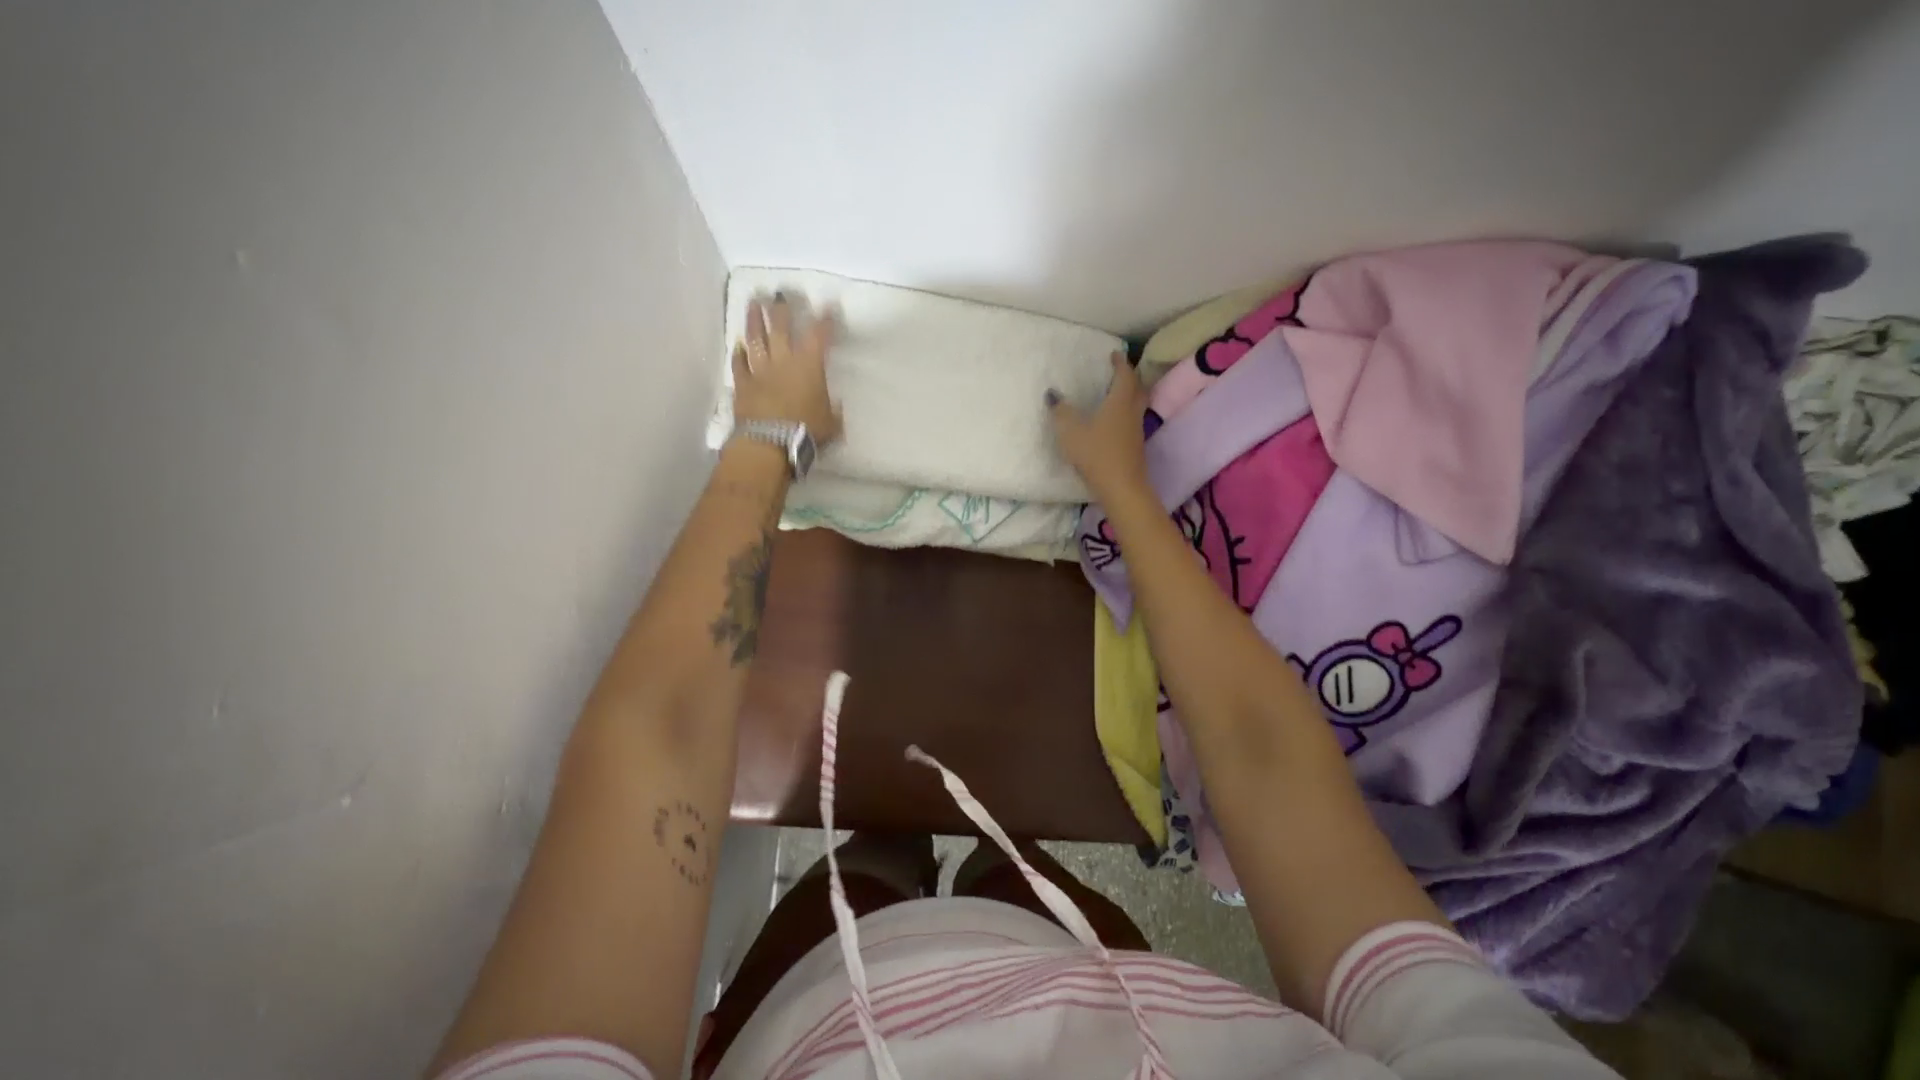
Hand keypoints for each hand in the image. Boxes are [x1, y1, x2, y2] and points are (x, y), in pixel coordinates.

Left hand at [732, 293, 840, 444]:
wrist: (769, 442)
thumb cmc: (806, 430)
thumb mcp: (831, 423)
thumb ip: (833, 411)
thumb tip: (836, 406)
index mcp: (809, 366)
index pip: (819, 336)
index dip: (824, 320)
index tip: (827, 307)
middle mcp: (783, 361)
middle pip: (781, 328)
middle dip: (781, 310)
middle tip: (779, 294)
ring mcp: (760, 371)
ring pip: (756, 339)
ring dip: (754, 321)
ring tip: (753, 304)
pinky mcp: (743, 385)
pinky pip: (739, 365)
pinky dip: (738, 354)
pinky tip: (738, 345)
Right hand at [1046, 352, 1150, 503]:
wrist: (1122, 488)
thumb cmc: (1096, 454)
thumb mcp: (1071, 432)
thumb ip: (1060, 412)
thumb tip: (1052, 394)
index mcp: (1119, 402)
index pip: (1124, 375)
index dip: (1120, 362)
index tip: (1115, 354)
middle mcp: (1132, 412)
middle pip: (1137, 388)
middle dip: (1129, 377)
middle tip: (1119, 371)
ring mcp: (1136, 431)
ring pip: (1137, 405)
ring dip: (1130, 395)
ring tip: (1116, 394)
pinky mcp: (1135, 447)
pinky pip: (1132, 421)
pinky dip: (1126, 413)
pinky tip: (1114, 422)